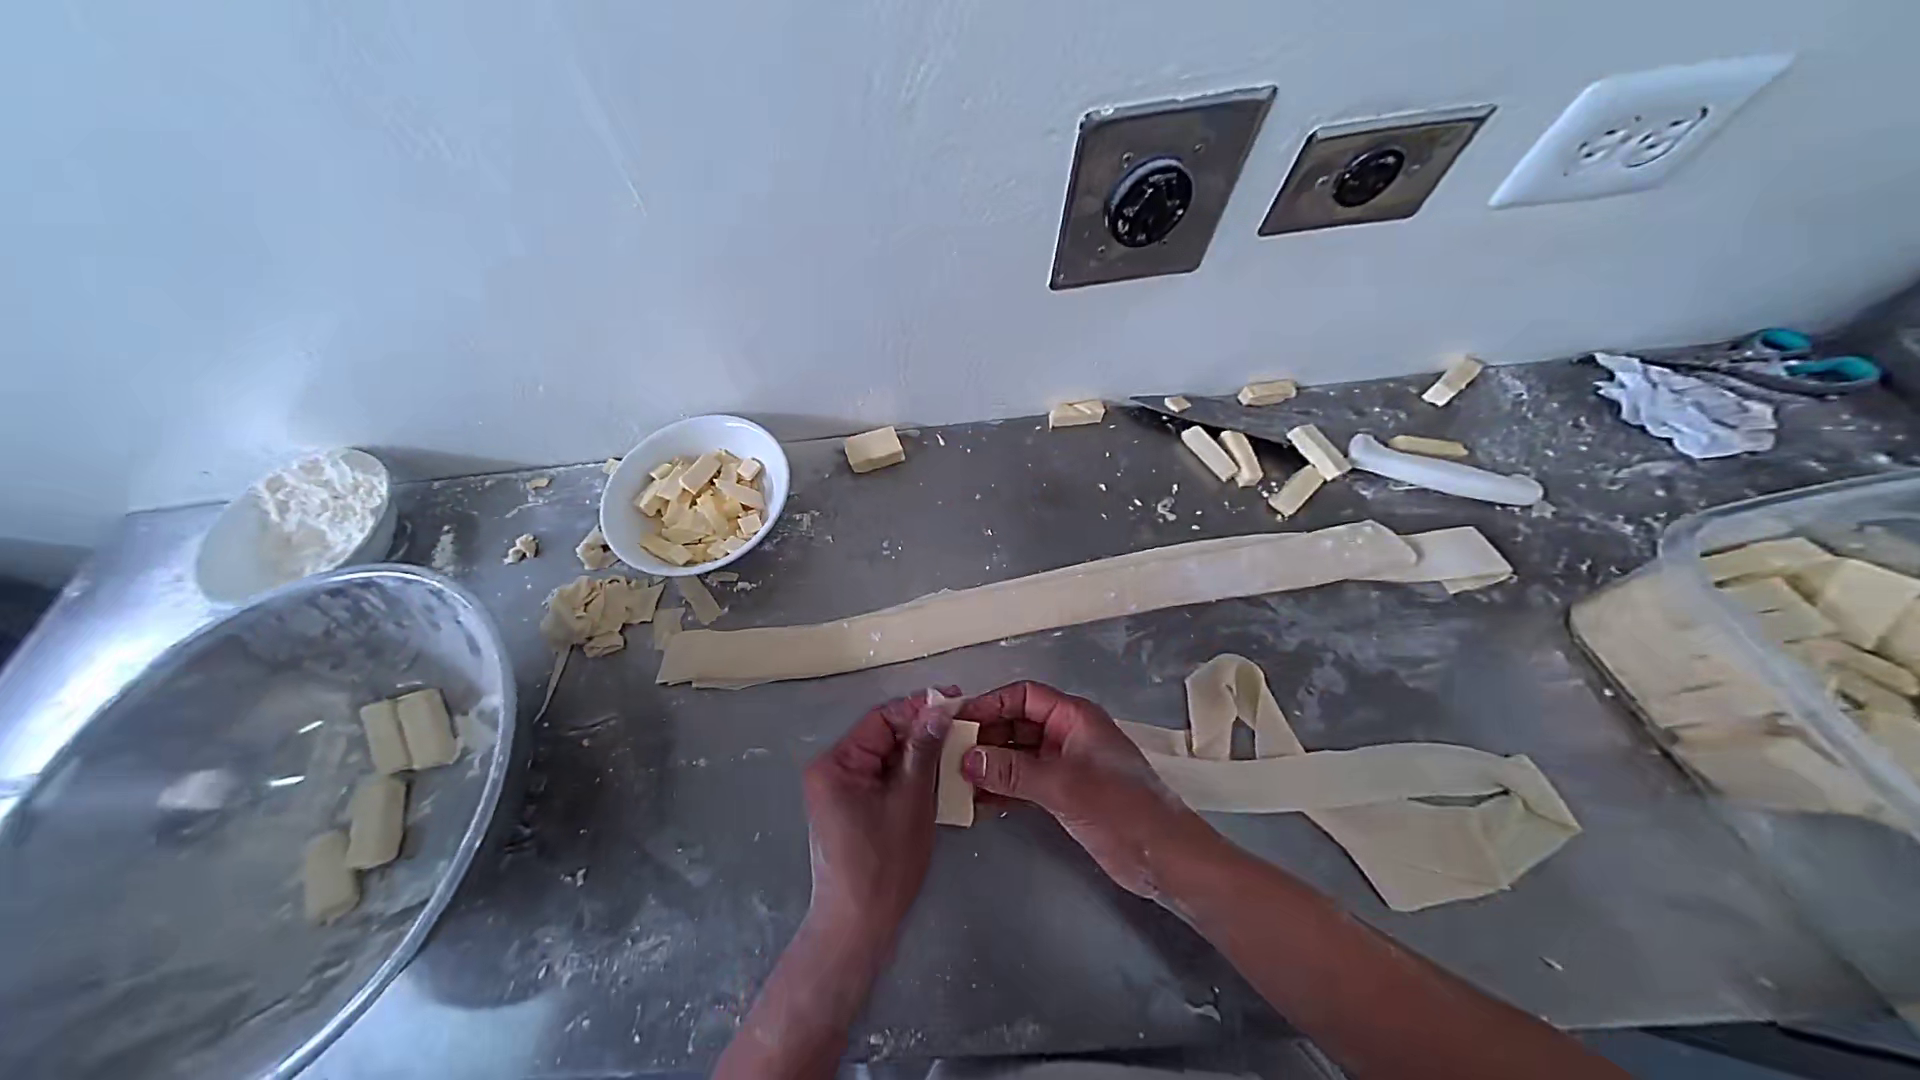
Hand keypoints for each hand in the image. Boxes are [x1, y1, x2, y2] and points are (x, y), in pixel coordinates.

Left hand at [801, 687, 954, 946]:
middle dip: (922, 729)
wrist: (860, 926)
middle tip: (961, 723)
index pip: (881, 719)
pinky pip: (886, 777)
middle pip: (884, 736)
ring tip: (957, 745)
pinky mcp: (855, 806)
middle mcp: (833, 770)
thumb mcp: (910, 800)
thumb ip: (923, 750)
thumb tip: (940, 708)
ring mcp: (842, 790)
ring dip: (920, 752)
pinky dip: (911, 774)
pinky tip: (939, 772)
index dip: (918, 707)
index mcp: (836, 763)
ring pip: (888, 756)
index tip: (954, 699)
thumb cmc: (884, 864)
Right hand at [958, 681, 1222, 898]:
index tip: (958, 721)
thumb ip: (1013, 772)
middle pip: (1016, 724)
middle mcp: (1066, 735)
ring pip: (1016, 755)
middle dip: (984, 737)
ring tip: (955, 779)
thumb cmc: (1122, 808)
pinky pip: (1022, 782)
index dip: (991, 703)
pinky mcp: (1061, 794)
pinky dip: (1001, 789)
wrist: (1164, 858)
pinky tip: (975, 802)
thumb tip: (966, 760)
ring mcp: (1063, 765)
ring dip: (988, 765)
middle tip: (948, 753)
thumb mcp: (1064, 785)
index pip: (1024, 696)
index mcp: (1074, 717)